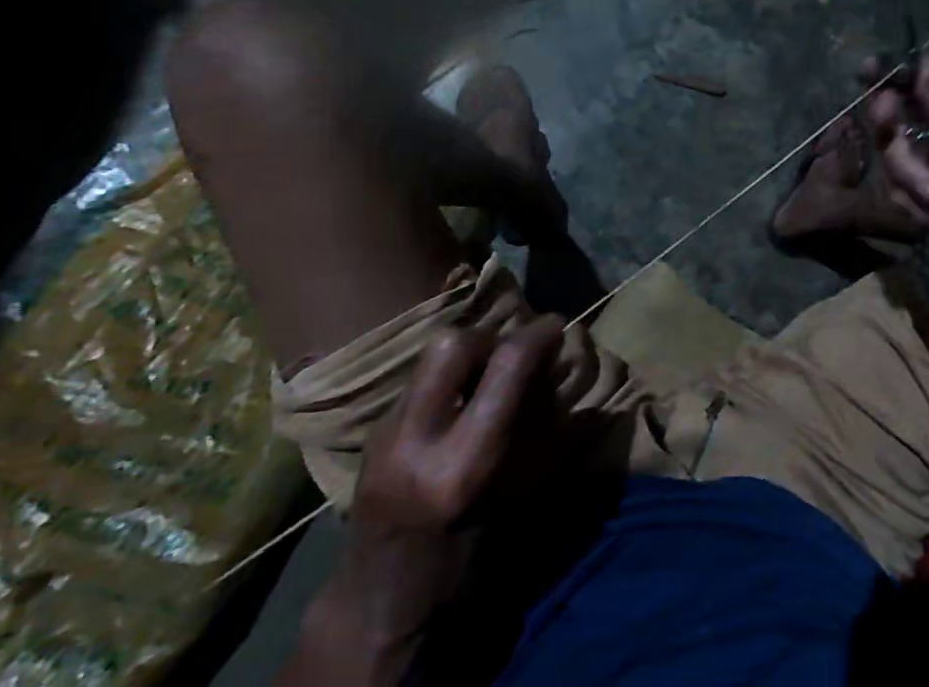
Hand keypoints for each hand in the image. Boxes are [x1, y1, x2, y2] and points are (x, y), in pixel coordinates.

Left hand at [292, 316, 563, 684]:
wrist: (384, 601)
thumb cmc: (469, 562)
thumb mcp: (518, 502)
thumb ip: (534, 428)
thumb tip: (548, 367)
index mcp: (463, 464)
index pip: (506, 368)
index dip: (537, 336)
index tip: (555, 327)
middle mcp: (417, 439)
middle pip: (453, 343)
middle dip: (490, 337)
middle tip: (511, 354)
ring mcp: (387, 432)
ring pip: (429, 357)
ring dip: (467, 354)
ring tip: (487, 377)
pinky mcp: (373, 431)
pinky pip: (419, 380)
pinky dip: (449, 378)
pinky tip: (460, 403)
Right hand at [866, 56, 928, 273]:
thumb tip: (925, 71)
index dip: (905, 69)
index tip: (873, 72)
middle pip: (905, 100)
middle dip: (891, 115)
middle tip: (884, 122)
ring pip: (893, 140)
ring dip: (906, 166)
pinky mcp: (919, 179)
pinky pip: (894, 172)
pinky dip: (907, 188)